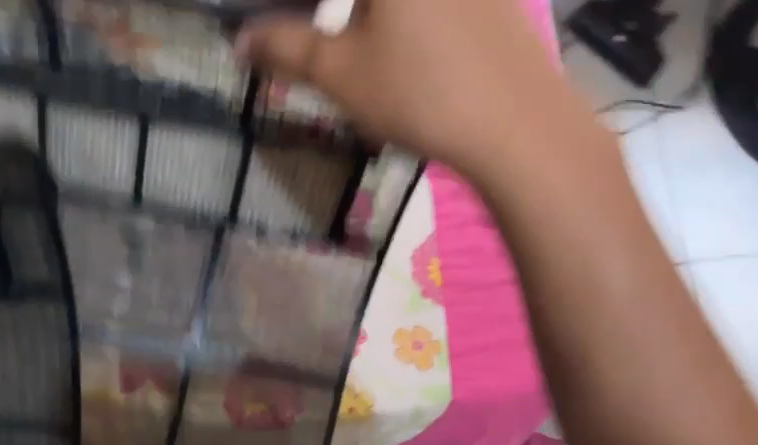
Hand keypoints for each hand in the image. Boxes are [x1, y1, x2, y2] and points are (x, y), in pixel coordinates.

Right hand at [235, 0, 595, 178]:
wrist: (515, 120)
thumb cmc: (418, 91)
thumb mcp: (340, 72)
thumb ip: (285, 47)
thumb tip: (241, 40)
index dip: (294, 9)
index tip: (277, 25)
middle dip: (323, 12)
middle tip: (297, 33)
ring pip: (390, 2)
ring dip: (360, 17)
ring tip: (340, 41)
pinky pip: (427, 4)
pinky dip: (401, 17)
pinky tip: (396, 46)